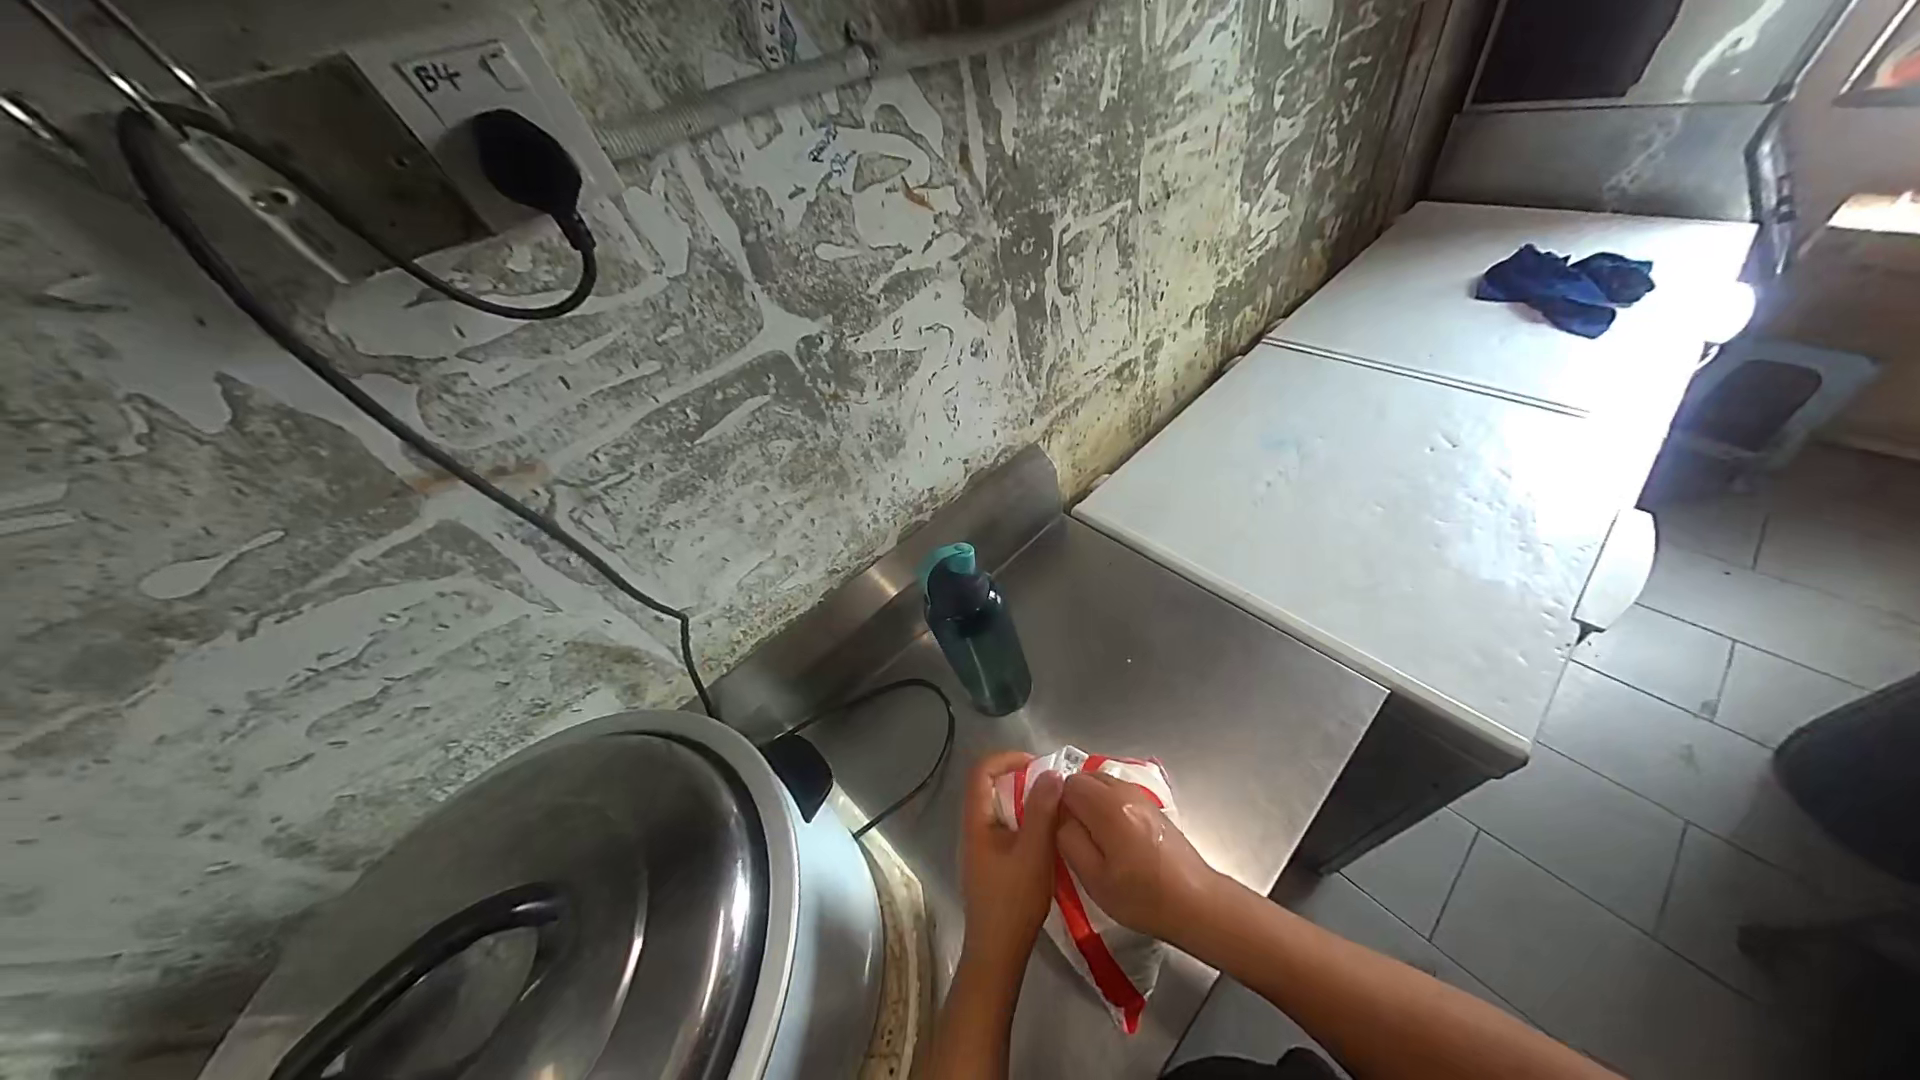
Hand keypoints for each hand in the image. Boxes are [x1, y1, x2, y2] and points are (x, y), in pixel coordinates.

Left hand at [960, 751, 1062, 967]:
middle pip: (990, 786)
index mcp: (976, 820)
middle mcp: (973, 827)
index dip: (1008, 759)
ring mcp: (980, 845)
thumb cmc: (1014, 900)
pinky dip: (1025, 820)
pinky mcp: (990, 860)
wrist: (998, 951)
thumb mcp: (1034, 851)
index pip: (982, 770)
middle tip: (1052, 786)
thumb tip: (1052, 774)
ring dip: (1025, 801)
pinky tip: (1046, 834)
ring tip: (1054, 807)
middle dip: (1021, 778)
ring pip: (1000, 807)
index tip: (1037, 765)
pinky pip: (1006, 826)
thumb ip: (1042, 811)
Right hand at [1056, 771, 1226, 944]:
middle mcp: (1124, 791)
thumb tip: (1057, 817)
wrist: (1195, 903)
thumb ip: (1068, 839)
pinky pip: (1116, 792)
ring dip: (1090, 801)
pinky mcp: (1151, 805)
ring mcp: (1140, 795)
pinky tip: (1112, 836)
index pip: (1065, 783)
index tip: (1056, 828)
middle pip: (1083, 777)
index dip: (1055, 803)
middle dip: (1071, 799)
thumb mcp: (1093, 878)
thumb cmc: (1142, 897)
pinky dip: (1106, 805)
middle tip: (1072, 834)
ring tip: (1092, 837)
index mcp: (1108, 807)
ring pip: (1100, 782)